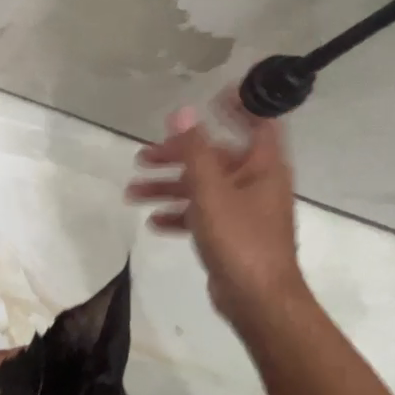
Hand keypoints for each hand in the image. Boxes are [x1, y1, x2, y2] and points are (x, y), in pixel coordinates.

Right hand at [125, 89, 308, 327]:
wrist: (258, 299)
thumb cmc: (240, 240)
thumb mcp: (211, 191)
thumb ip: (194, 151)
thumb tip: (181, 111)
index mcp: (262, 167)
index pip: (257, 122)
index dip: (238, 105)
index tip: (209, 96)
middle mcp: (256, 183)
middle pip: (214, 157)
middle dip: (177, 154)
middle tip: (142, 157)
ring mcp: (243, 210)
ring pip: (201, 187)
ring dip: (168, 186)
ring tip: (132, 192)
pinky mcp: (230, 235)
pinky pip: (200, 214)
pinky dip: (177, 213)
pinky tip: (154, 221)